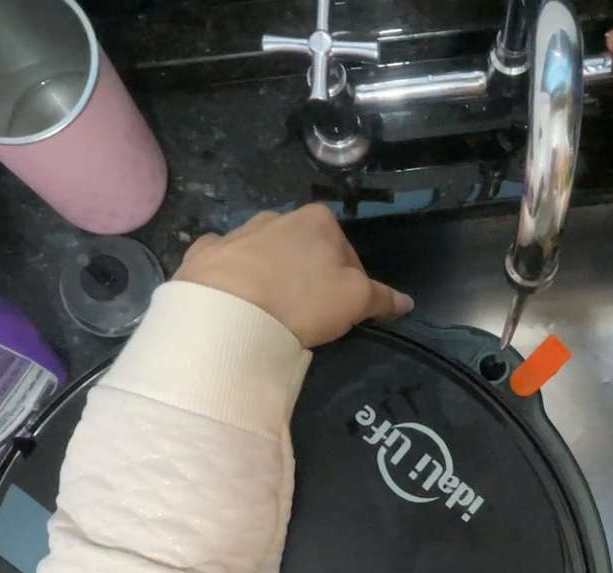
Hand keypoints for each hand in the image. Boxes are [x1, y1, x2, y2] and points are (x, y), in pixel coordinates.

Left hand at [173, 205, 413, 347]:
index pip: (347, 254)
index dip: (350, 285)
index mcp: (319, 221)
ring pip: (266, 254)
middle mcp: (278, 216)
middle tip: (308, 316)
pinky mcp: (206, 252)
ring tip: (272, 312)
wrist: (229, 312)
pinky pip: (227, 263)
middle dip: (310, 277)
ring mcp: (238, 232)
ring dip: (272, 276)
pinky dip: (234, 277)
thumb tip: (407, 301)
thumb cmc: (303, 301)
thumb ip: (382, 298)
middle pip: (306, 252)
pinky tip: (236, 301)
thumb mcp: (355, 302)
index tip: (341, 312)